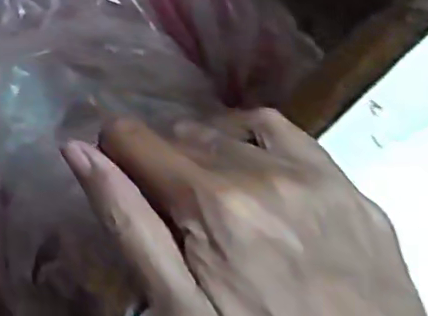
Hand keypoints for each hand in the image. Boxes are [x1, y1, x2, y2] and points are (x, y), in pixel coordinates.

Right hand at [62, 109, 422, 315]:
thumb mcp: (179, 309)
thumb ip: (125, 221)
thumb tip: (75, 147)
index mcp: (211, 202)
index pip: (129, 135)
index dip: (117, 158)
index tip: (129, 190)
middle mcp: (259, 171)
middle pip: (177, 133)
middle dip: (165, 165)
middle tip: (181, 220)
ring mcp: (312, 176)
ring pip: (225, 129)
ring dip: (208, 153)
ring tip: (218, 203)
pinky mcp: (352, 189)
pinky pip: (282, 131)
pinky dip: (254, 139)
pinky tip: (256, 176)